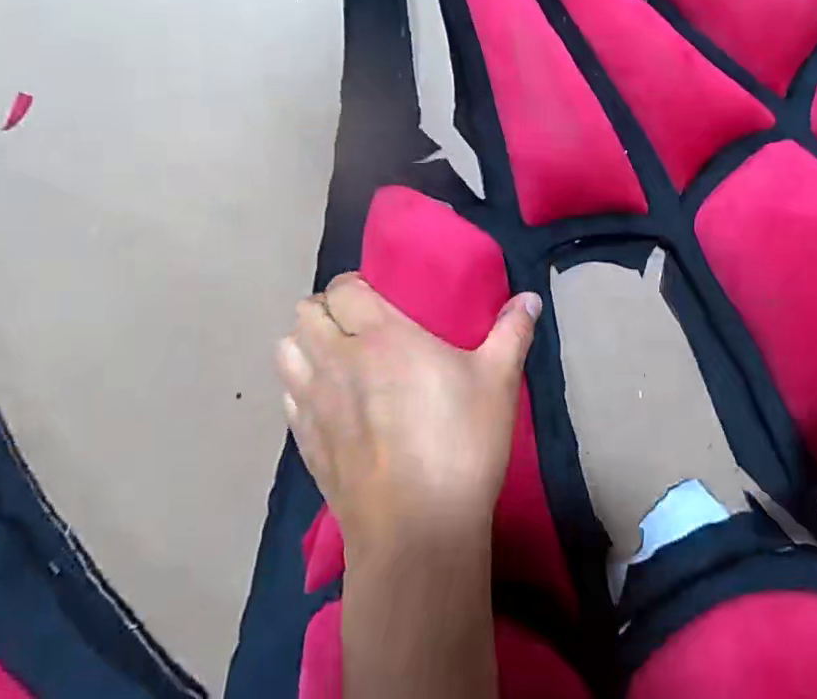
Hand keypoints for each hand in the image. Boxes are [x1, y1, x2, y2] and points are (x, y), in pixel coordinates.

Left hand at [276, 273, 541, 553]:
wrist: (417, 531)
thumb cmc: (461, 443)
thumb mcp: (498, 382)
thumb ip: (513, 332)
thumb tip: (531, 298)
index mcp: (379, 336)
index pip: (343, 288)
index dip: (354, 286)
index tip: (376, 296)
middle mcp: (336, 360)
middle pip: (305, 313)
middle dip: (326, 311)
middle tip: (357, 325)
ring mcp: (313, 403)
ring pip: (285, 350)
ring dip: (305, 344)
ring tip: (334, 357)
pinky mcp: (303, 442)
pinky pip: (286, 395)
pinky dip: (299, 386)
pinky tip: (327, 401)